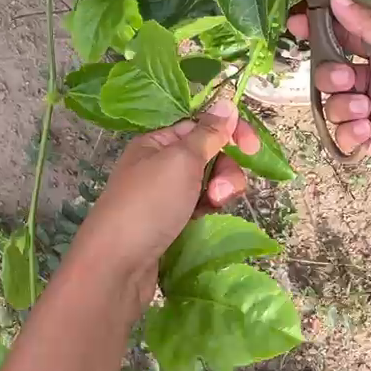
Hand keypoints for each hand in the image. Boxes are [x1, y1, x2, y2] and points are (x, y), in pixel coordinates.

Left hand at [70, 97, 258, 293]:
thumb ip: (207, 134)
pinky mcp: (169, 221)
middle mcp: (159, 164)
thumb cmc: (148, 204)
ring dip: (218, 189)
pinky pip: (199, 205)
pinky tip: (205, 218)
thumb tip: (225, 103)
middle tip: (221, 190)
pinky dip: (207, 208)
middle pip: (208, 154)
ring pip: (207, 182)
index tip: (253, 148)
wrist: (117, 266)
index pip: (202, 125)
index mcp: (157, 142)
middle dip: (224, 168)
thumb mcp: (181, 160)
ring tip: (213, 206)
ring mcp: (163, 194)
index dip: (229, 132)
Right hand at [289, 0, 370, 188]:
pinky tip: (367, 132)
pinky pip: (343, 134)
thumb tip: (337, 0)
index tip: (296, 25)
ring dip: (342, 107)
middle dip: (329, 76)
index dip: (318, 26)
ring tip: (366, 113)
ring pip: (333, 103)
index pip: (343, 30)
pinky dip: (348, 133)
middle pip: (330, 70)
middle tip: (349, 82)